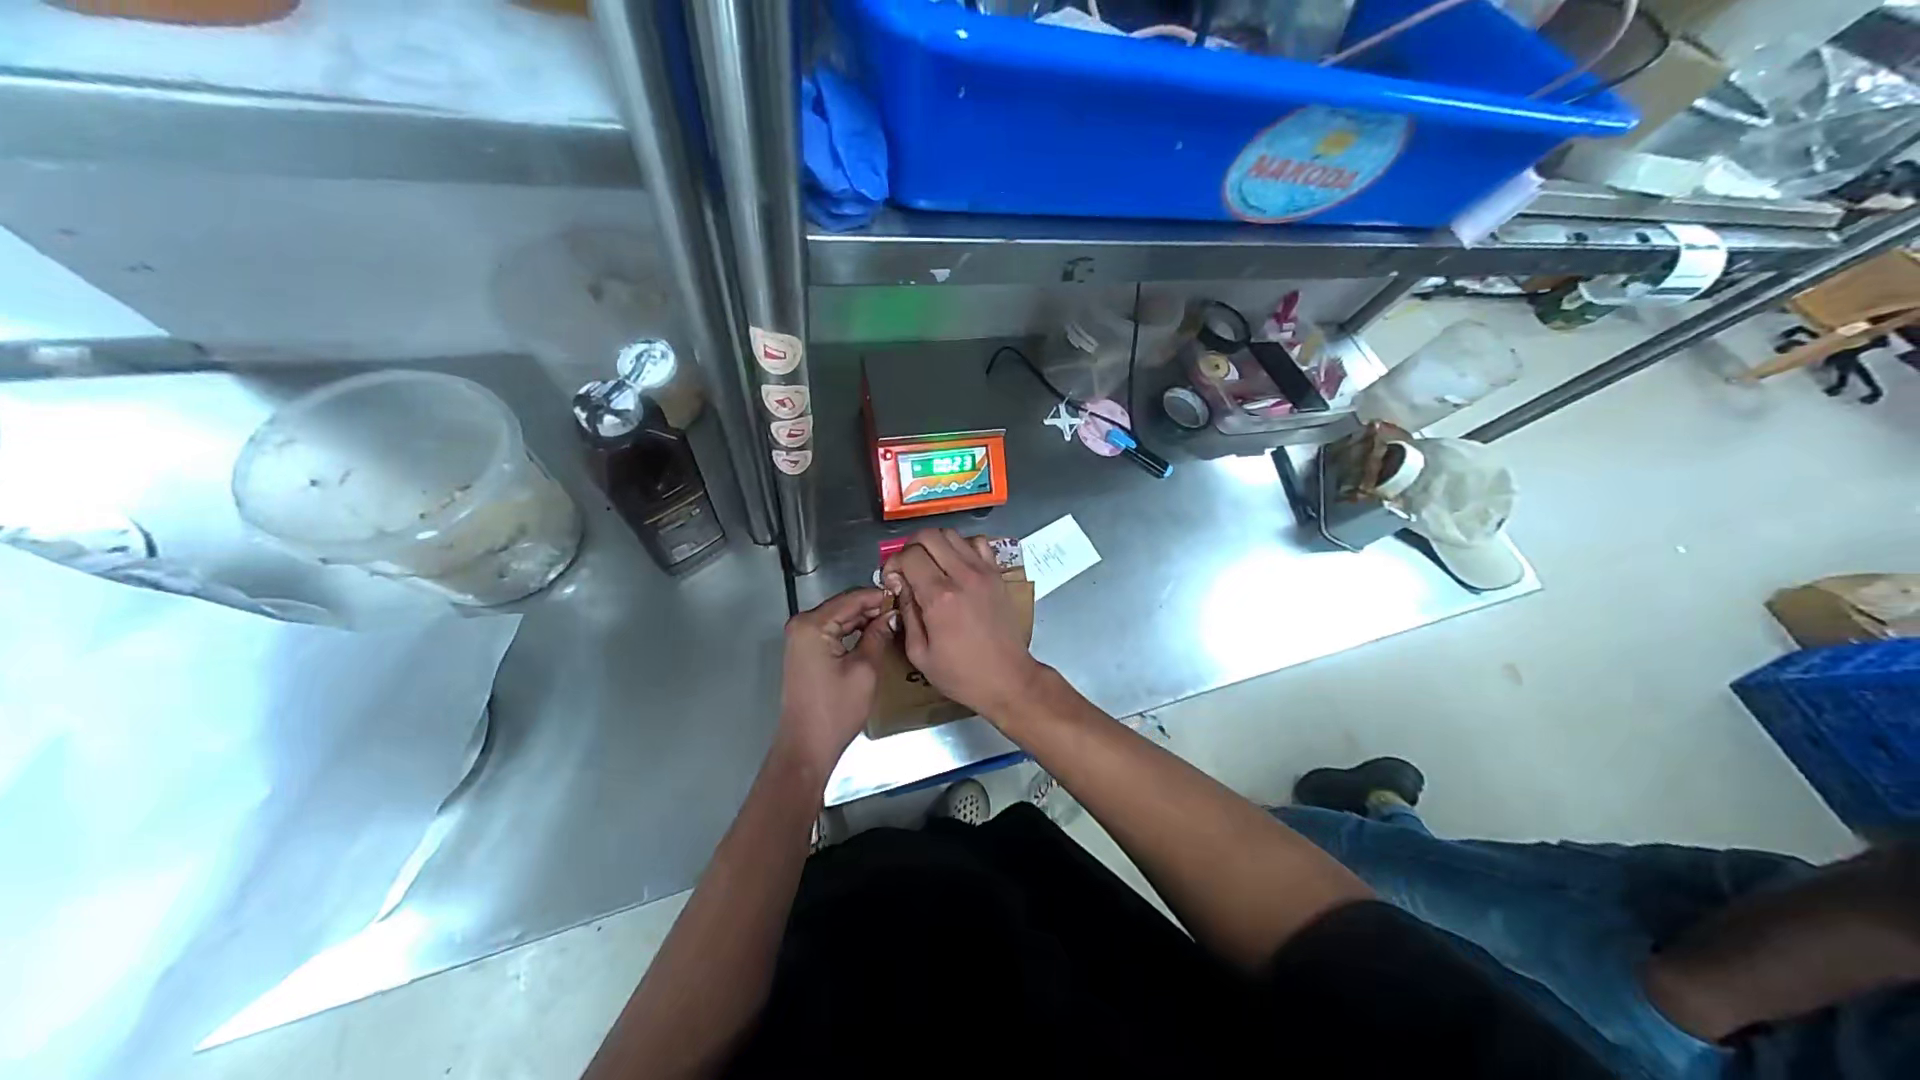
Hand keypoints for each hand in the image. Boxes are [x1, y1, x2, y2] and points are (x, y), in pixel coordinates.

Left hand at [775, 587, 890, 782]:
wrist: (807, 745)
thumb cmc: (836, 709)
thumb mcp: (865, 669)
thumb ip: (878, 635)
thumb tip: (892, 614)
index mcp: (813, 624)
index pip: (852, 598)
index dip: (880, 597)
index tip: (905, 599)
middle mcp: (802, 624)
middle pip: (844, 606)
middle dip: (873, 608)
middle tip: (903, 612)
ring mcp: (801, 638)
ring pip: (839, 618)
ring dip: (864, 620)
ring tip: (894, 623)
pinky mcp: (805, 651)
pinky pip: (832, 631)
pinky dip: (852, 632)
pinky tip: (874, 636)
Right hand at [883, 528, 1043, 720]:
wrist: (1008, 679)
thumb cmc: (962, 675)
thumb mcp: (920, 653)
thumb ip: (906, 613)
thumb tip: (901, 587)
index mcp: (940, 598)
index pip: (909, 555)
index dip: (894, 565)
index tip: (894, 582)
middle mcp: (963, 576)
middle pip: (929, 535)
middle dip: (910, 548)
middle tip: (908, 570)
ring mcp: (983, 572)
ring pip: (951, 534)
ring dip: (934, 545)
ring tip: (930, 567)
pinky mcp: (997, 575)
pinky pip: (978, 543)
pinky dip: (962, 546)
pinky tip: (956, 566)